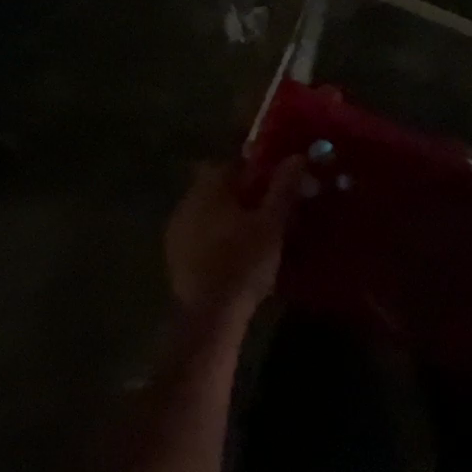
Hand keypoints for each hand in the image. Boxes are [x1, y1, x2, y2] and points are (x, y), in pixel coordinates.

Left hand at [164, 155, 305, 320]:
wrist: (209, 315)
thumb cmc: (244, 263)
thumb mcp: (272, 224)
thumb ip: (283, 188)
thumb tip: (297, 156)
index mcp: (210, 185)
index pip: (235, 163)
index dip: (258, 169)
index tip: (277, 182)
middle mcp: (188, 199)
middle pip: (219, 185)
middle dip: (242, 193)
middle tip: (267, 209)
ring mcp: (176, 226)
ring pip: (208, 209)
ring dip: (227, 214)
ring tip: (252, 232)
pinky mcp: (173, 253)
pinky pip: (198, 232)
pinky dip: (214, 235)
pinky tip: (232, 252)